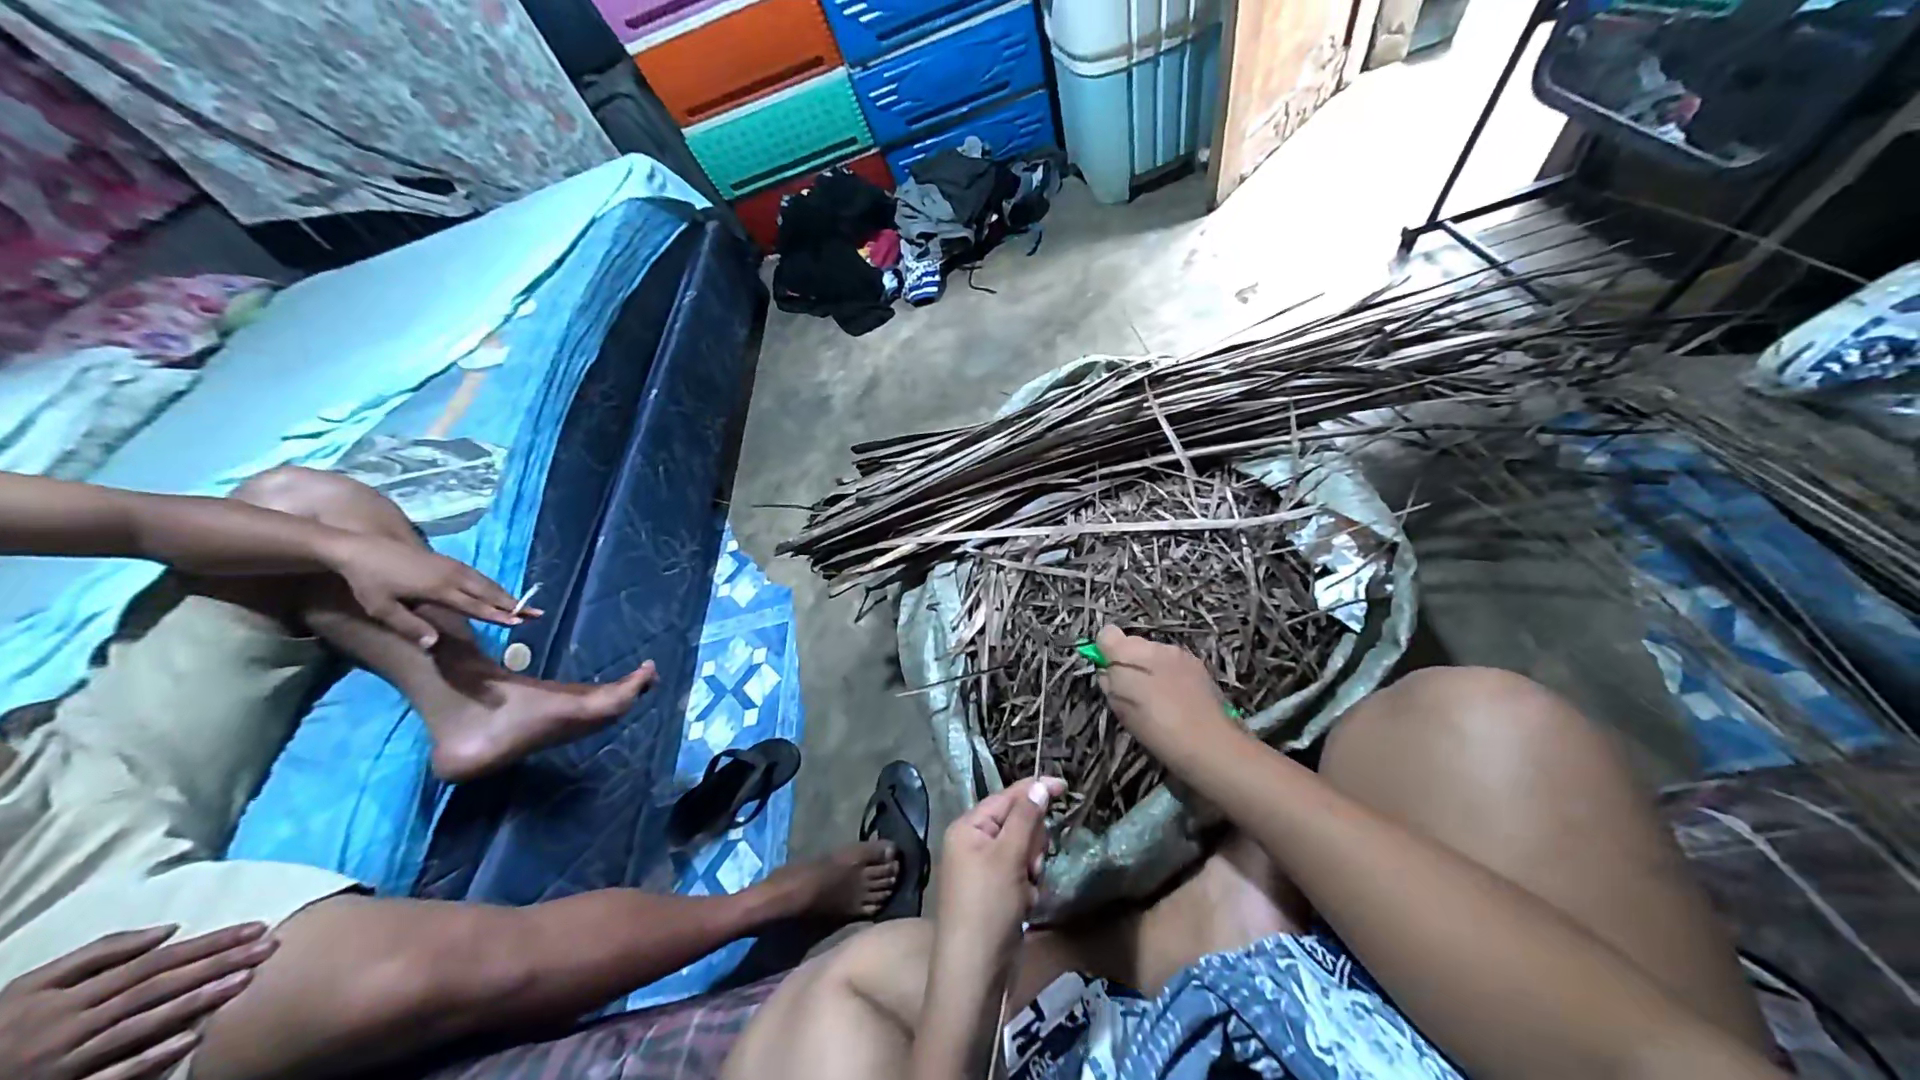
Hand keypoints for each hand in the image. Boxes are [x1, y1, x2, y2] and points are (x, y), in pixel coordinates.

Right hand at [0, 923, 276, 1079]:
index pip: (155, 961)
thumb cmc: (2, 1027)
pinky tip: (192, 1040)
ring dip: (196, 1002)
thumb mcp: (32, 987)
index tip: (257, 927)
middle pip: (157, 988)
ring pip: (141, 1027)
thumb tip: (170, 929)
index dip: (209, 943)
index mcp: (66, 997)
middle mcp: (68, 1027)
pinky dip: (150, 1058)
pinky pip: (111, 1078)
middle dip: (218, 964)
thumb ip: (99, 953)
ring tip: (246, 980)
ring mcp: (63, 1065)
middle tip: (270, 946)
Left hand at [321, 532, 529, 647]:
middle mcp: (452, 577)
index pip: (475, 606)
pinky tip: (497, 590)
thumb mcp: (382, 608)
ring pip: (486, 582)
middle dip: (513, 604)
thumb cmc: (368, 581)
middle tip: (537, 614)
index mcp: (439, 589)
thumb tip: (434, 644)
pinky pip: (478, 575)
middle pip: (489, 593)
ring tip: (523, 604)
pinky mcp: (449, 561)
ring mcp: (452, 567)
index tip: (519, 622)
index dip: (497, 615)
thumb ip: (409, 626)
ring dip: (506, 594)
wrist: (359, 547)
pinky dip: (493, 585)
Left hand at [935, 776, 1067, 961]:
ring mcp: (983, 870)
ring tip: (1027, 890)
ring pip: (1024, 851)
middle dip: (1032, 843)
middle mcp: (972, 844)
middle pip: (1018, 824)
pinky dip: (1028, 888)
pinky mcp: (995, 893)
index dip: (1034, 791)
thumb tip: (1038, 785)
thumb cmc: (988, 906)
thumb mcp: (1008, 857)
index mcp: (968, 828)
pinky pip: (1021, 875)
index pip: (1006, 798)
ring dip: (1032, 868)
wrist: (976, 972)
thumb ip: (1026, 818)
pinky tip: (1025, 906)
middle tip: (1031, 865)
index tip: (1064, 786)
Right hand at [1093, 625, 1234, 742]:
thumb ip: (1108, 679)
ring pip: (1154, 655)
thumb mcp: (1120, 706)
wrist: (1210, 744)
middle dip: (1127, 662)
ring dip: (1150, 669)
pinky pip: (1174, 666)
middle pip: (1132, 644)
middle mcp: (1157, 645)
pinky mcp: (1200, 669)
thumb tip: (1106, 667)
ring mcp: (1181, 655)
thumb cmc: (1156, 726)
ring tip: (1155, 698)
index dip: (1105, 652)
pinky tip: (1175, 700)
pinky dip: (1169, 677)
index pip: (1107, 634)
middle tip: (1131, 691)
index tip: (1109, 675)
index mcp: (1132, 651)